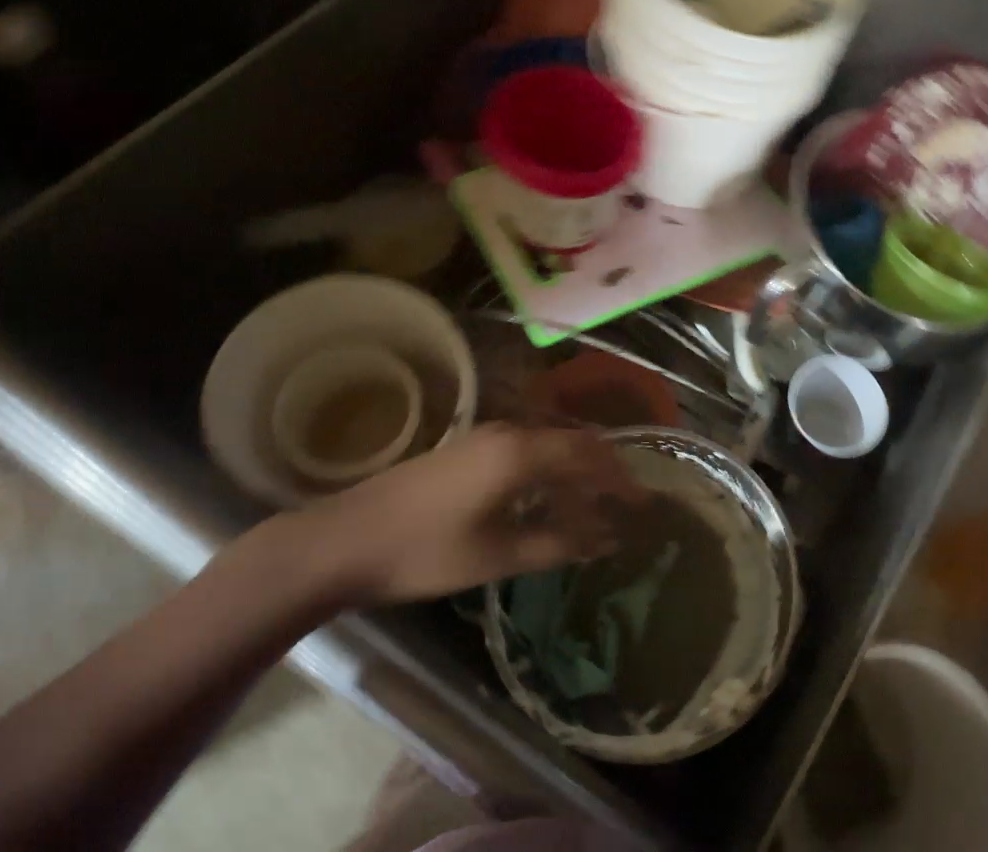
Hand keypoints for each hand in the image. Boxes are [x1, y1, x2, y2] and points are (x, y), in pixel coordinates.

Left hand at [287, 423, 644, 602]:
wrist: (342, 542)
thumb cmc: (425, 551)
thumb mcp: (499, 555)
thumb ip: (560, 543)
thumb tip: (610, 539)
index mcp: (520, 452)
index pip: (590, 455)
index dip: (622, 480)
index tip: (646, 505)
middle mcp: (507, 433)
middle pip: (572, 444)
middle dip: (604, 473)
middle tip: (627, 505)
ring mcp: (482, 439)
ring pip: (547, 449)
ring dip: (575, 477)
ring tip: (593, 512)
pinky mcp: (465, 452)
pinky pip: (524, 454)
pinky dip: (548, 477)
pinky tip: (546, 505)